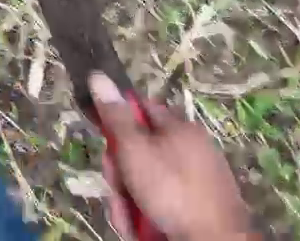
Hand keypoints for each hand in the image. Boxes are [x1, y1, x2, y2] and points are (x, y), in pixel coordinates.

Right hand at [91, 73, 254, 240]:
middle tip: (116, 184)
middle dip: (120, 169)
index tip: (105, 141)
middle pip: (141, 149)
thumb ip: (115, 116)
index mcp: (181, 128)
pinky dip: (148, 210)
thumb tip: (98, 75)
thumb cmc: (172, 191)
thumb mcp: (134, 149)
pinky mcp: (201, 208)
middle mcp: (193, 150)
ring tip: (127, 214)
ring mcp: (199, 181)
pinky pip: (165, 199)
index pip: (140, 109)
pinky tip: (140, 224)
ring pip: (149, 178)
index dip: (117, 121)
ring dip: (129, 195)